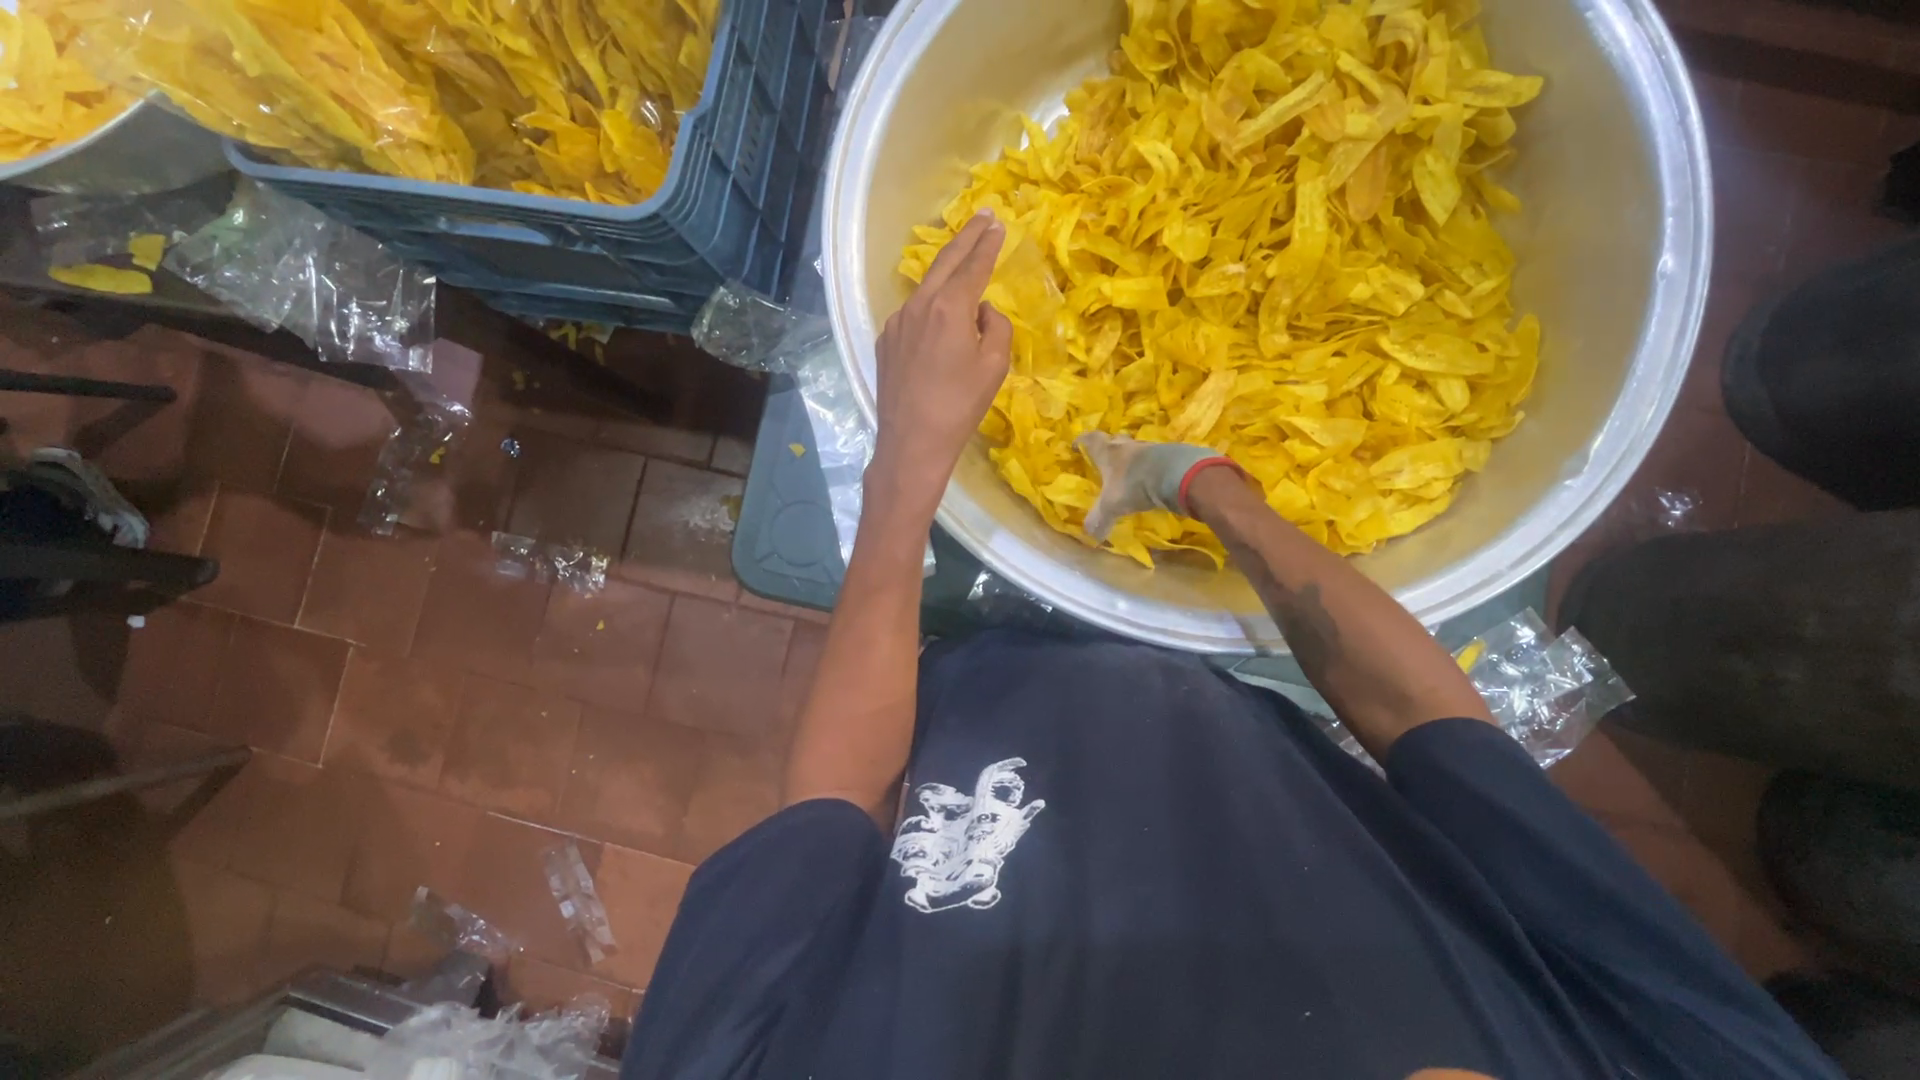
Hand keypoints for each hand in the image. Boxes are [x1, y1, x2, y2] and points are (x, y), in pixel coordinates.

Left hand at [870, 211, 1012, 510]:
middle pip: (944, 262)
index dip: (987, 243)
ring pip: (926, 288)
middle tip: (982, 217)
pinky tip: (939, 317)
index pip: (973, 264)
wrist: (912, 442)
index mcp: (949, 307)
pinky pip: (913, 314)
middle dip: (965, 238)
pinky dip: (930, 306)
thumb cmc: (960, 406)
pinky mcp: (886, 342)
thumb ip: (995, 326)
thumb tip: (982, 311)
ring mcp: (897, 323)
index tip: (997, 223)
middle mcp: (919, 305)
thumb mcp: (994, 366)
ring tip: (963, 262)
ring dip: (946, 273)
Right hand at [1076, 432, 1239, 540]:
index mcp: (1109, 452)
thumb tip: (1091, 536)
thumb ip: (1099, 519)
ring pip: (1137, 449)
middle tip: (1105, 460)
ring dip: (1132, 458)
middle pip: (1115, 440)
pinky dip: (1151, 467)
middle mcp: (1128, 446)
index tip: (1076, 446)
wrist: (1177, 475)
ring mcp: (1151, 449)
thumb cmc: (1135, 485)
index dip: (1082, 442)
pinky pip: (1156, 460)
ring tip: (1130, 473)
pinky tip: (1152, 479)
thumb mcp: (1112, 506)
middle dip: (1109, 448)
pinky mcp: (1170, 456)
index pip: (1090, 439)